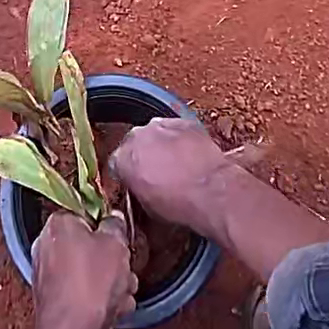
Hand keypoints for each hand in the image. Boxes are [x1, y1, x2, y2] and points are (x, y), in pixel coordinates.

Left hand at [31, 212, 135, 328]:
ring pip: (84, 270)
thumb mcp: (116, 244)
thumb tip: (113, 219)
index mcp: (57, 223)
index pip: (85, 214)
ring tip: (125, 292)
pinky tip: (114, 309)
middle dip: (110, 258)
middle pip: (86, 245)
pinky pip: (78, 291)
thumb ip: (115, 225)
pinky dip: (95, 298)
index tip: (120, 237)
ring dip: (107, 281)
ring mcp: (45, 275)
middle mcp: (45, 245)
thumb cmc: (92, 283)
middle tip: (126, 267)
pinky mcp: (50, 301)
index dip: (106, 227)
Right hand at [106, 118, 245, 236]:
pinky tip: (188, 153)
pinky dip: (180, 138)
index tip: (135, 179)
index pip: (117, 162)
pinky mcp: (183, 122)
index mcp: (123, 159)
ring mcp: (160, 126)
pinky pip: (175, 127)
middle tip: (156, 171)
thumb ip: (136, 188)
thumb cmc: (180, 203)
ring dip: (160, 144)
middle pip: (134, 142)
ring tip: (175, 162)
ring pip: (154, 132)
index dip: (127, 172)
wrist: (211, 190)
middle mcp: (138, 137)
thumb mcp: (148, 206)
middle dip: (142, 155)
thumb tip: (140, 187)